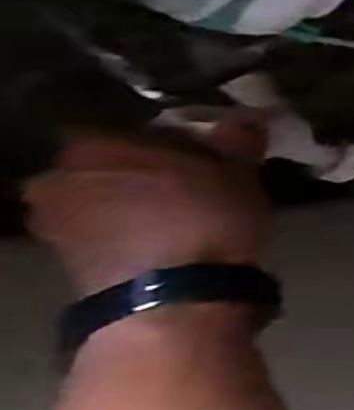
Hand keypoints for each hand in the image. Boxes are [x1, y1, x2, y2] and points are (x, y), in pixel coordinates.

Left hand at [24, 125, 268, 296]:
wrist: (175, 292)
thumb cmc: (207, 216)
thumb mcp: (240, 171)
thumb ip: (237, 139)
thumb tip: (246, 117)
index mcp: (91, 145)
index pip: (134, 130)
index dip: (173, 142)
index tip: (206, 157)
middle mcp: (56, 176)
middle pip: (109, 165)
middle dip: (144, 173)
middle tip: (193, 187)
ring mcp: (51, 219)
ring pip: (102, 198)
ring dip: (134, 204)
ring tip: (181, 218)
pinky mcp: (63, 255)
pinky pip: (101, 229)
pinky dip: (127, 230)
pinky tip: (164, 241)